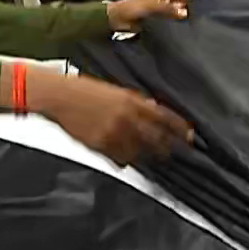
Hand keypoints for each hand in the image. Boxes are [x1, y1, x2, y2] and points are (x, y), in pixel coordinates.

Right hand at [18, 66, 192, 165]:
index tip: (190, 137)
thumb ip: (137, 103)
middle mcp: (127, 118)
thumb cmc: (84, 90)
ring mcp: (114, 133)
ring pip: (140, 152)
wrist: (57, 95)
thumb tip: (154, 111)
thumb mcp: (116, 91)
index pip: (166, 118)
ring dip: (148, 156)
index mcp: (133, 101)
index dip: (181, 129)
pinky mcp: (101, 145)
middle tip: (175, 152)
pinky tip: (127, 158)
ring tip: (152, 157)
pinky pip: (121, 159)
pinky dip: (126, 160)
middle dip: (169, 148)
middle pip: (158, 139)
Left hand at [107, 0, 192, 31]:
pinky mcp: (152, 20)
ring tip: (190, 17)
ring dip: (179, 13)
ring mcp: (155, 10)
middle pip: (175, 1)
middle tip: (197, 9)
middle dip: (184, 4)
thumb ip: (167, 8)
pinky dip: (172, 20)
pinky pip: (165, 19)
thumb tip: (183, 11)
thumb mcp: (152, 5)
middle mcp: (158, 1)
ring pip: (171, 10)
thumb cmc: (131, 8)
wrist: (118, 19)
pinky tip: (177, 24)